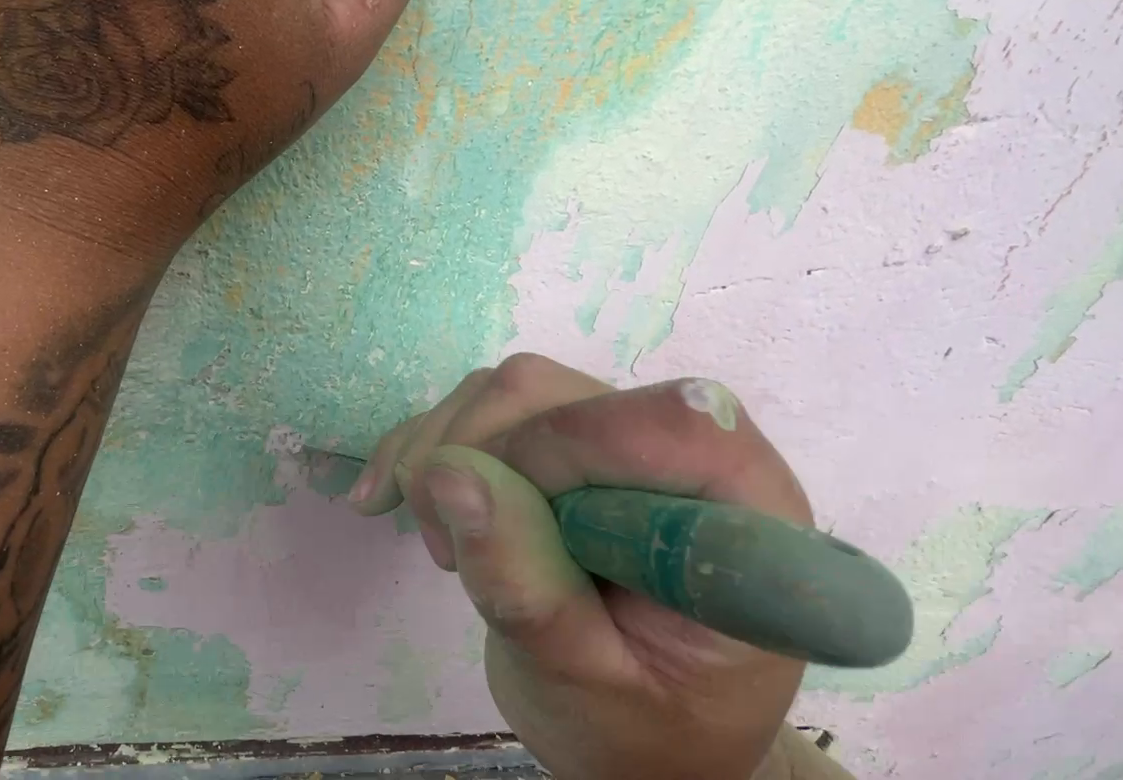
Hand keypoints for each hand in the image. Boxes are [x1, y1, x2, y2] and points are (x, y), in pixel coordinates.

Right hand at [348, 355, 813, 779]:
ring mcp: (611, 435)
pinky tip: (384, 496)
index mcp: (738, 513)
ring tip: (446, 551)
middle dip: (475, 460)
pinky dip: (416, 446)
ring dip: (438, 455)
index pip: (668, 423)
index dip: (568, 448)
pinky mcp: (558, 438)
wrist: (637, 731)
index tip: (502, 518)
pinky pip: (472, 406)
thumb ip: (526, 587)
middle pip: (551, 394)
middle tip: (452, 557)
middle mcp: (676, 451)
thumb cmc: (640, 728)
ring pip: (501, 391)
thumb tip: (446, 472)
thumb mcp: (582, 681)